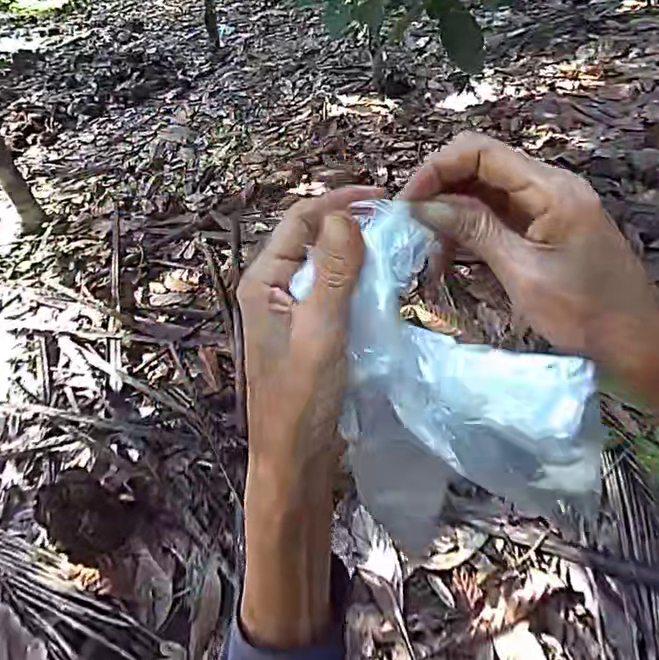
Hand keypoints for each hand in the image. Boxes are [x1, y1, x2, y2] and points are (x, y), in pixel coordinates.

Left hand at [234, 185, 379, 646]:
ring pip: (327, 262)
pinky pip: (335, 288)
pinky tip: (384, 278)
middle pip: (312, 237)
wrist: (296, 462)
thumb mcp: (321, 331)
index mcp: (264, 280)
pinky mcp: (310, 328)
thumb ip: (334, 273)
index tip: (381, 197)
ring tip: (394, 241)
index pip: (300, 220)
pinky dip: (359, 276)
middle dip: (350, 221)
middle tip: (393, 218)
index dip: (338, 201)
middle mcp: (274, 287)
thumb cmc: (302, 398)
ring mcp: (292, 309)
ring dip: (357, 248)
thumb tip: (347, 215)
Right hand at [401, 133, 658, 499]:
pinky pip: (501, 213)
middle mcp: (551, 186)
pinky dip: (473, 228)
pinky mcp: (548, 227)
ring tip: (428, 247)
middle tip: (411, 227)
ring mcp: (551, 206)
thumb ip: (474, 231)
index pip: (480, 150)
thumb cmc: (588, 318)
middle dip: (441, 189)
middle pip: (482, 165)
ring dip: (454, 211)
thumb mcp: (523, 275)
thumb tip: (424, 205)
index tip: (408, 204)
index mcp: (551, 189)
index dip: (436, 168)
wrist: (643, 349)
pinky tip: (452, 254)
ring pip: (487, 190)